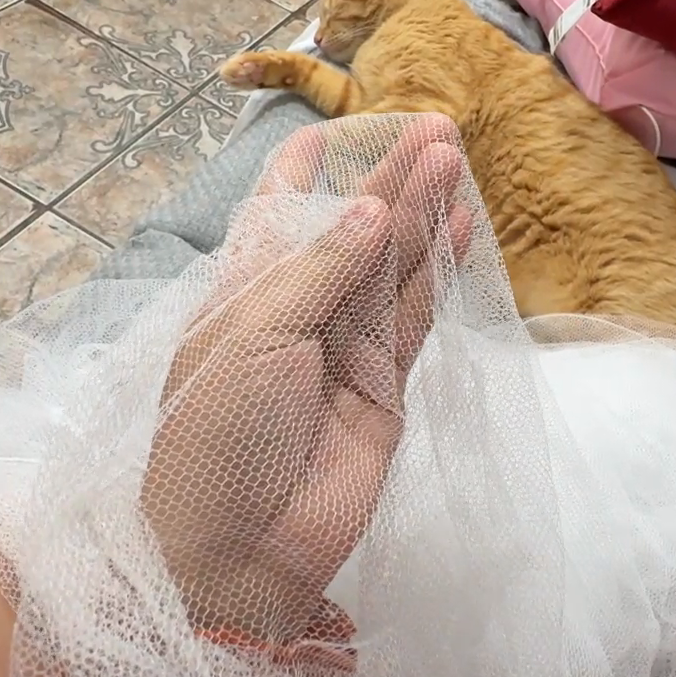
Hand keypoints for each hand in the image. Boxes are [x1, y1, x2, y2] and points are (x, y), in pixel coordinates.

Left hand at [140, 117, 472, 646]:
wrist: (241, 548)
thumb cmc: (217, 430)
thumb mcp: (253, 333)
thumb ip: (320, 268)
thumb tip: (371, 207)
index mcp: (247, 290)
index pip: (274, 213)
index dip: (297, 170)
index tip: (321, 127)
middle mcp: (299, 309)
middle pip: (353, 228)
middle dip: (390, 177)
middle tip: (435, 127)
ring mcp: (345, 345)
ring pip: (391, 263)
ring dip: (421, 211)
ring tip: (452, 158)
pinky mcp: (385, 381)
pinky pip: (414, 313)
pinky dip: (436, 269)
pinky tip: (458, 227)